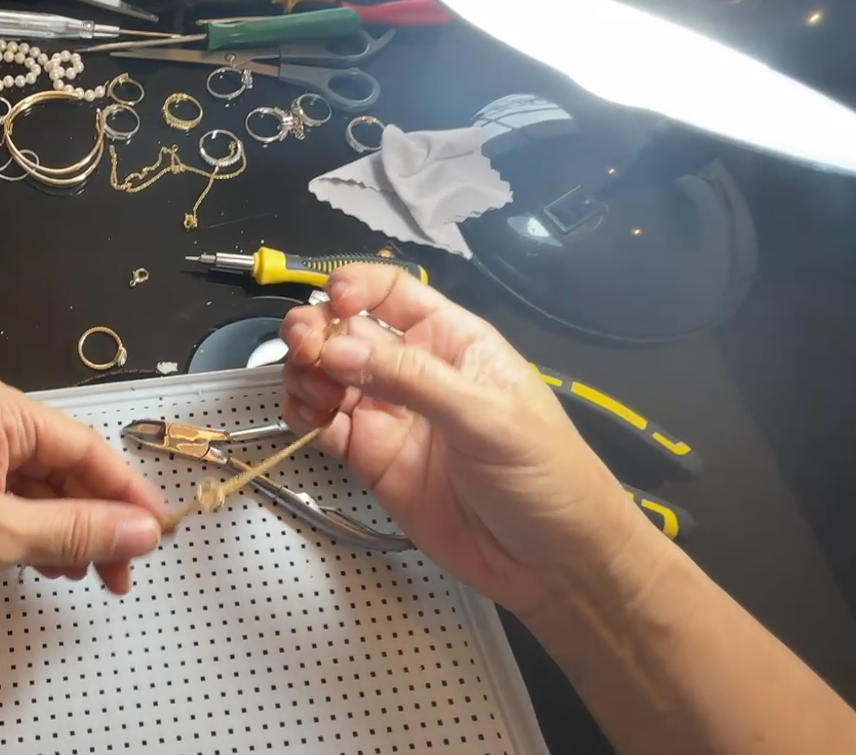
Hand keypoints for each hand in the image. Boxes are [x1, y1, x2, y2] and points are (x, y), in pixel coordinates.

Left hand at [0, 379, 168, 622]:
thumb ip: (77, 529)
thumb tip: (145, 529)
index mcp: (1, 410)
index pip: (85, 446)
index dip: (127, 492)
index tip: (160, 534)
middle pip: (65, 467)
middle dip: (96, 519)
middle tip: (123, 573)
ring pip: (42, 488)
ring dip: (68, 530)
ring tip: (89, 577)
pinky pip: (13, 501)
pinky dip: (36, 533)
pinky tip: (50, 565)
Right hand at [281, 264, 667, 617]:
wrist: (555, 569)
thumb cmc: (548, 478)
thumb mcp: (490, 419)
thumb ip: (411, 380)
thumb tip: (336, 351)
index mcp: (448, 341)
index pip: (389, 292)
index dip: (354, 286)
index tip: (332, 303)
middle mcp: (408, 368)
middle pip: (342, 328)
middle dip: (314, 330)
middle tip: (305, 351)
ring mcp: (382, 410)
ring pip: (321, 371)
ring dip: (303, 372)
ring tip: (314, 395)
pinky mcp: (364, 452)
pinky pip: (317, 421)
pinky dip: (300, 414)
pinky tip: (307, 420)